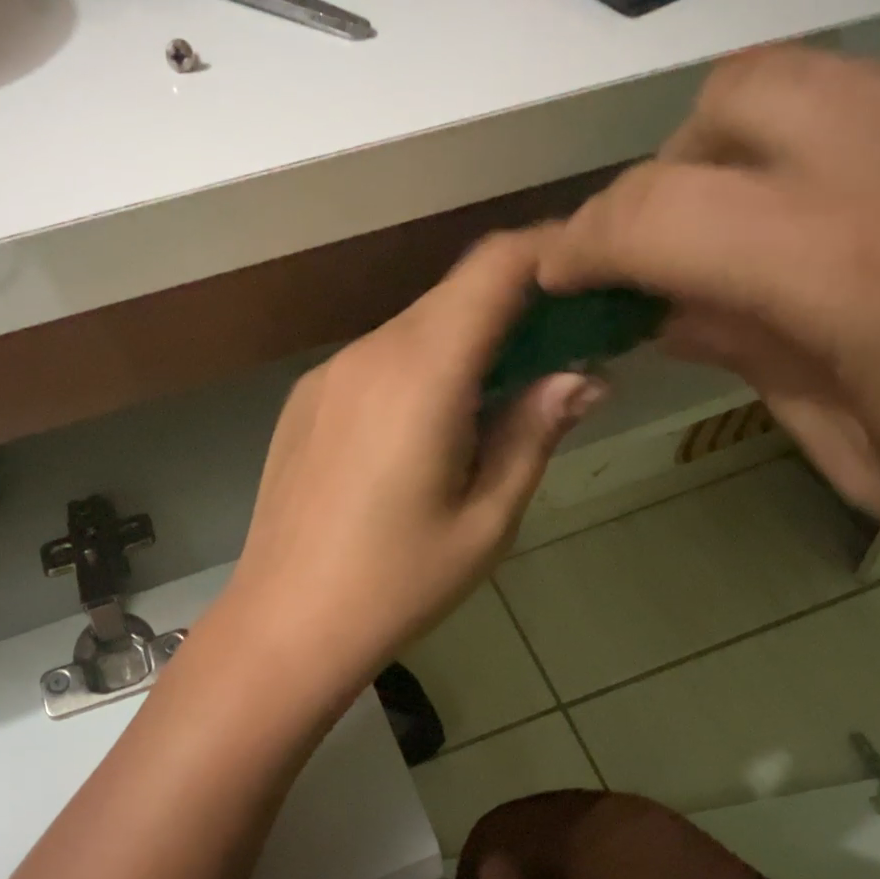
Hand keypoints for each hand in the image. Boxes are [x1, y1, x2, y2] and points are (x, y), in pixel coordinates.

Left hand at [215, 229, 605, 698]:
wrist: (285, 624)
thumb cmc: (397, 585)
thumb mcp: (487, 521)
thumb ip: (534, 432)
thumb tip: (582, 376)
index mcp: (421, 373)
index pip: (494, 267)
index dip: (551, 253)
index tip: (594, 280)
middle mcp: (368, 353)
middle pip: (455, 295)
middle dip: (517, 305)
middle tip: (564, 349)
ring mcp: (327, 375)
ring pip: (414, 328)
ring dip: (467, 342)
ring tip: (500, 397)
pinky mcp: (304, 401)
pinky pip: (377, 362)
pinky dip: (420, 368)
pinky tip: (430, 427)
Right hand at [540, 48, 879, 700]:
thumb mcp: (877, 463)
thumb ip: (763, 362)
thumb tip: (675, 312)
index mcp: (866, 268)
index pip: (662, 211)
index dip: (586, 238)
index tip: (560, 272)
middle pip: (745, 92)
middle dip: (682, 167)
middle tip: (692, 250)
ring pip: (857, 79)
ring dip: (794, 157)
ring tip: (823, 246)